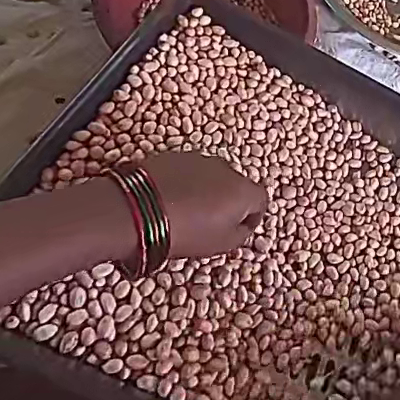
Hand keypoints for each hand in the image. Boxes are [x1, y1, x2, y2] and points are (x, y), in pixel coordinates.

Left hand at [140, 152, 267, 259]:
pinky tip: (169, 200)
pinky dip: (184, 182)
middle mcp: (225, 168)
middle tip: (210, 223)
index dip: (252, 217)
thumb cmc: (186, 231)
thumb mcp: (222, 244)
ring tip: (186, 212)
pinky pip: (186, 171)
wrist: (138, 209)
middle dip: (227, 202)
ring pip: (210, 176)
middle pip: (235, 185)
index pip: (260, 200)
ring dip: (205, 191)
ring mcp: (198, 158)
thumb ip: (241, 233)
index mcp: (243, 190)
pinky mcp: (172, 155)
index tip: (239, 229)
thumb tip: (243, 225)